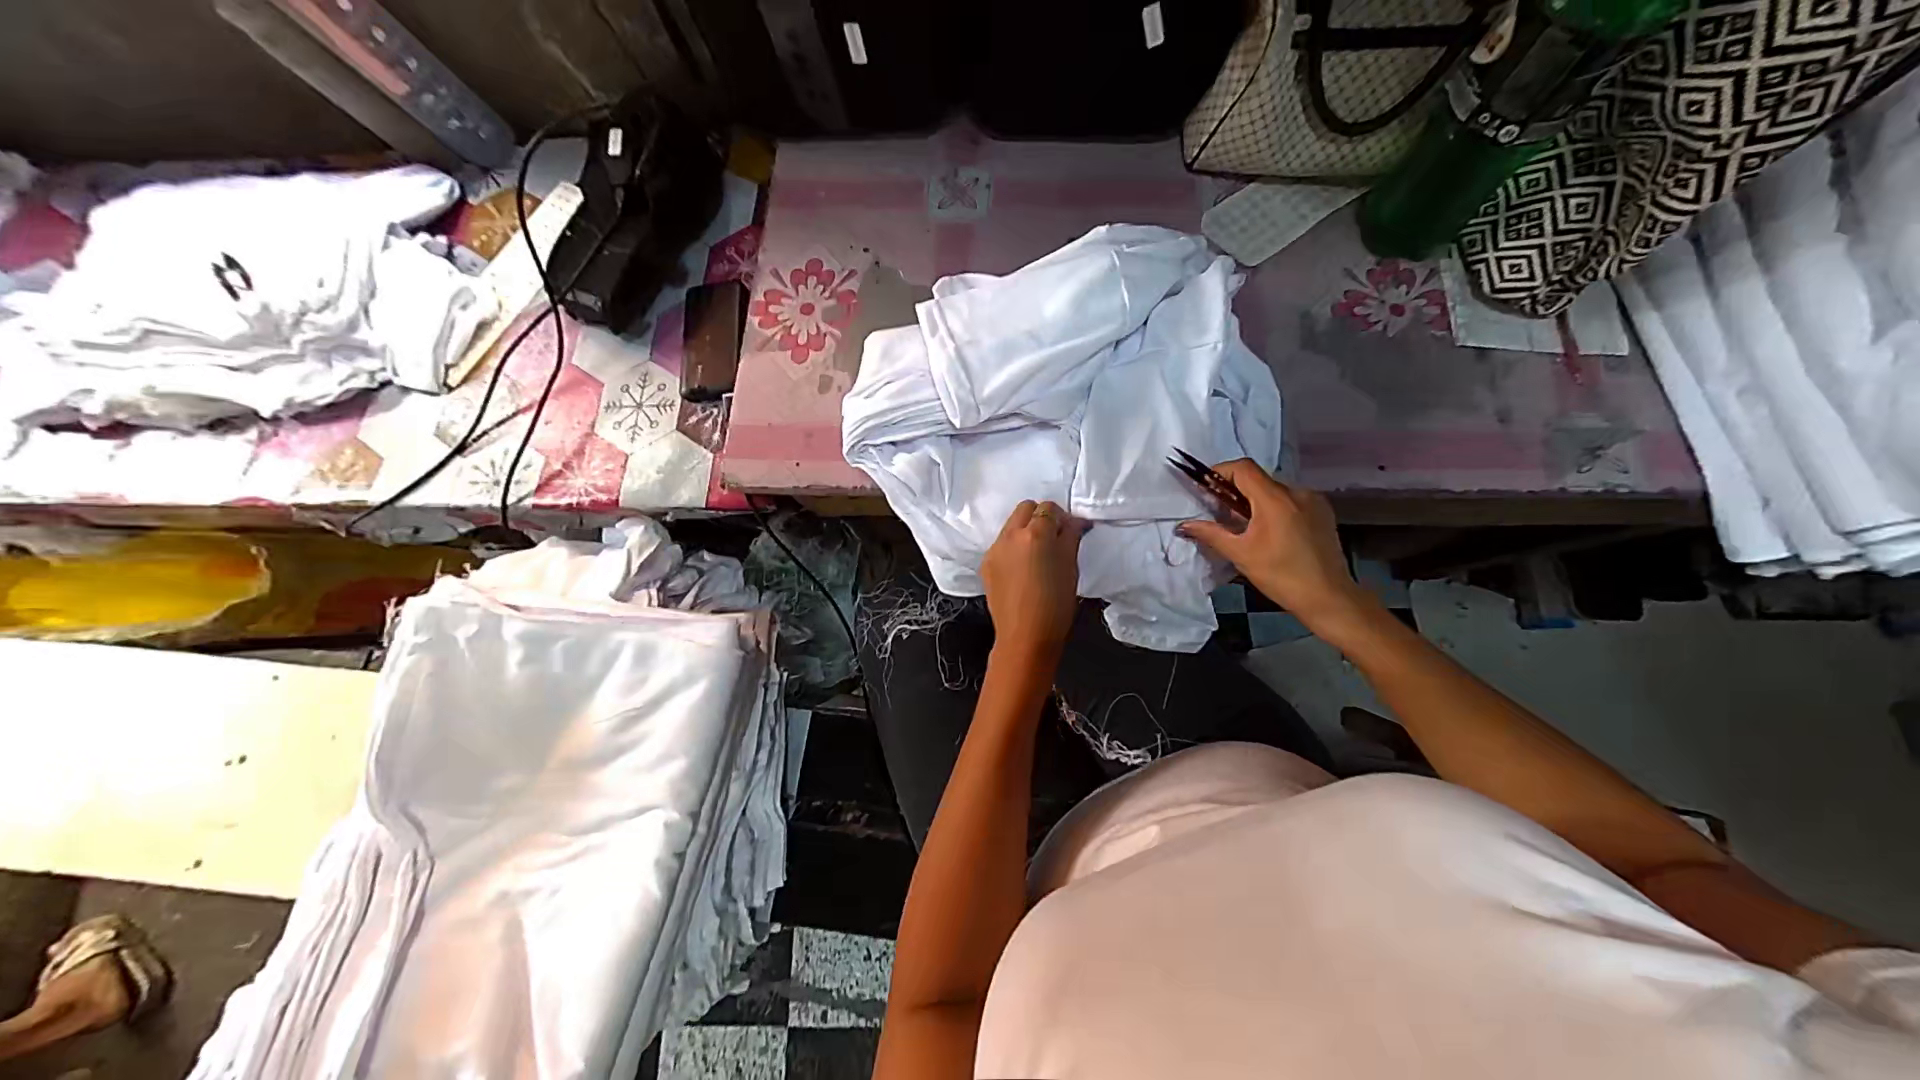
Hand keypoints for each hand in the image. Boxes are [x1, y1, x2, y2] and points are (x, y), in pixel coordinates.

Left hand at [980, 500, 1085, 660]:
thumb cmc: (1056, 605)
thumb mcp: (1071, 567)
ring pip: (1011, 525)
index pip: (1049, 508)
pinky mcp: (986, 564)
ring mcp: (995, 549)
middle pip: (1026, 508)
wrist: (1025, 636)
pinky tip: (1023, 570)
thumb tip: (1074, 522)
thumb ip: (1070, 537)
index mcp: (1035, 534)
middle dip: (1040, 516)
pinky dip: (1013, 548)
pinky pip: (1001, 545)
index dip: (1062, 517)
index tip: (1069, 531)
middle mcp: (1010, 535)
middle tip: (1053, 538)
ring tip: (1037, 555)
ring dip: (1025, 531)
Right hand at [1176, 460, 1371, 630]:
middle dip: (1235, 491)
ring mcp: (1313, 501)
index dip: (1220, 472)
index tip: (1206, 488)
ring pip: (1274, 491)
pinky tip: (1271, 533)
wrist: (1328, 597)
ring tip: (1246, 528)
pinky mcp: (1323, 512)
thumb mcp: (1240, 554)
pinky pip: (1291, 501)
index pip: (1243, 468)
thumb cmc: (1280, 575)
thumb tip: (1184, 525)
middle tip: (1221, 514)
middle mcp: (1296, 492)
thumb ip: (1211, 534)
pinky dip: (1274, 508)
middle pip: (1258, 479)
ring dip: (1255, 501)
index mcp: (1274, 499)